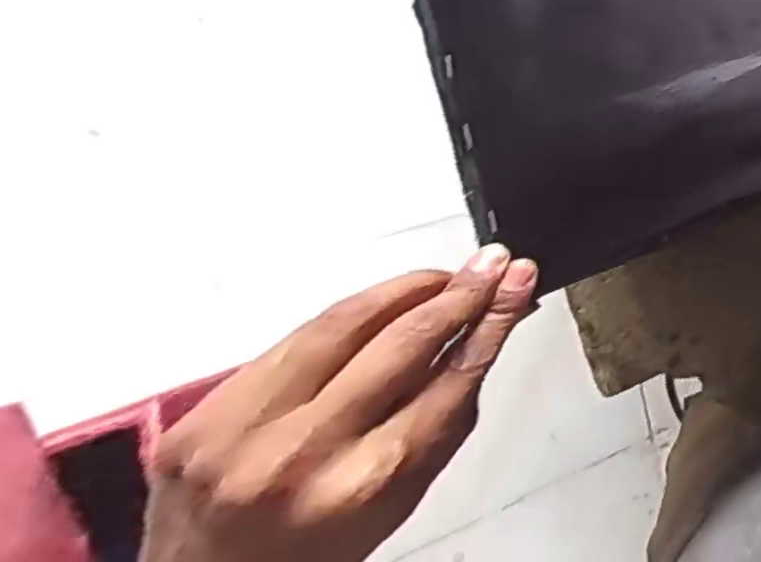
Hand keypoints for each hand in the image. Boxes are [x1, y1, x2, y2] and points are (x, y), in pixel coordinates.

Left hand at [140, 246, 538, 561]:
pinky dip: (355, 309)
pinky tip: (389, 300)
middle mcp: (301, 455)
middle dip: (460, 292)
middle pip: (405, 340)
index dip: (495, 315)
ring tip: (447, 276)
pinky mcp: (203, 416)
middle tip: (494, 263)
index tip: (519, 278)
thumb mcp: (413, 479)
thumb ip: (451, 397)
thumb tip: (493, 318)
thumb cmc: (325, 540)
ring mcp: (241, 434)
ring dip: (410, 287)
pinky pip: (296, 336)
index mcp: (367, 479)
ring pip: (346, 322)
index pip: (454, 372)